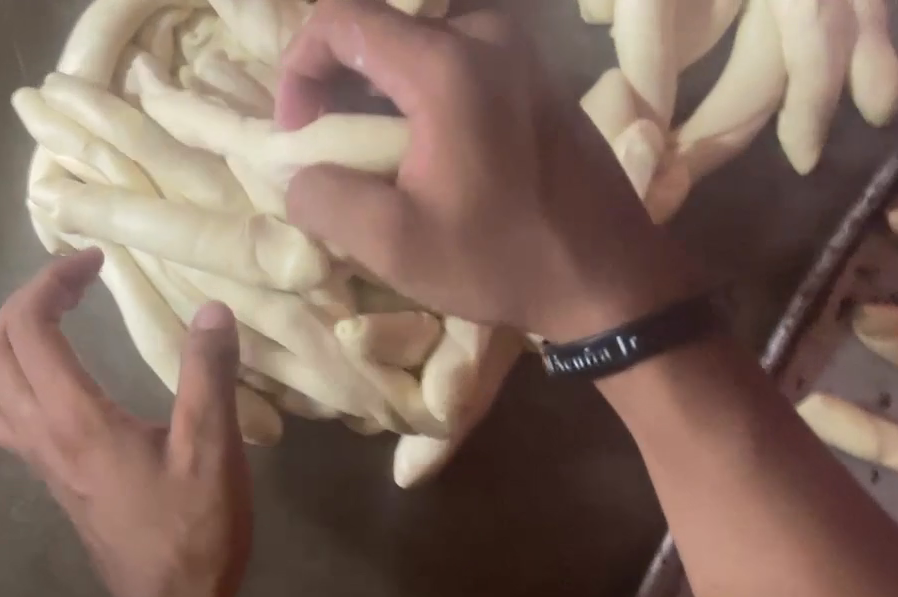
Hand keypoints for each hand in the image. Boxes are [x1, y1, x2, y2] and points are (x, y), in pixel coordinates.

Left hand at [0, 250, 252, 596]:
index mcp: (75, 420)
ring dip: (10, 344)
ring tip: (57, 326)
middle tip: (74, 284)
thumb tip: (211, 309)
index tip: (95, 263)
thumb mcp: (213, 451)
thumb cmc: (193, 534)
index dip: (52, 281)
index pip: (29, 329)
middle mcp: (42, 436)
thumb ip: (208, 375)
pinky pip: (7, 419)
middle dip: (24, 302)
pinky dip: (17, 382)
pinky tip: (61, 383)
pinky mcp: (50, 480)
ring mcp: (39, 462)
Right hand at [277, 0, 698, 341]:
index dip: (298, 68)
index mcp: (446, 67)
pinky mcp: (529, 74)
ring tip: (362, 157)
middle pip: (379, 26)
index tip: (297, 133)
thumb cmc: (495, 258)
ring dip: (369, 92)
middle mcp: (485, 34)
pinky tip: (409, 154)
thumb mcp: (389, 244)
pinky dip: (408, 96)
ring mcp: (515, 49)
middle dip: (330, 82)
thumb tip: (298, 176)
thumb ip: (324, 199)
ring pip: (412, 44)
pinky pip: (448, 61)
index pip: (342, 18)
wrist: (600, 271)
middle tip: (323, 149)